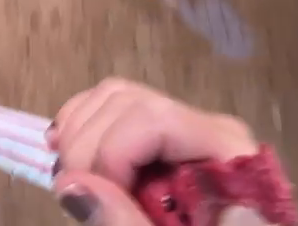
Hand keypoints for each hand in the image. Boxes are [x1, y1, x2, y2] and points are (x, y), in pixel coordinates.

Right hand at [47, 79, 257, 224]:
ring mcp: (192, 133)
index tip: (88, 199)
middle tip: (68, 195)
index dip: (109, 151)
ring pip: (116, 98)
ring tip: (68, 180)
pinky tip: (68, 152)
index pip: (152, 118)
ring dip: (79, 132)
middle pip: (128, 103)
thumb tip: (69, 183)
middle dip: (87, 143)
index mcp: (229, 156)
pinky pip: (118, 109)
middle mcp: (212, 130)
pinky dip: (86, 127)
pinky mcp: (174, 144)